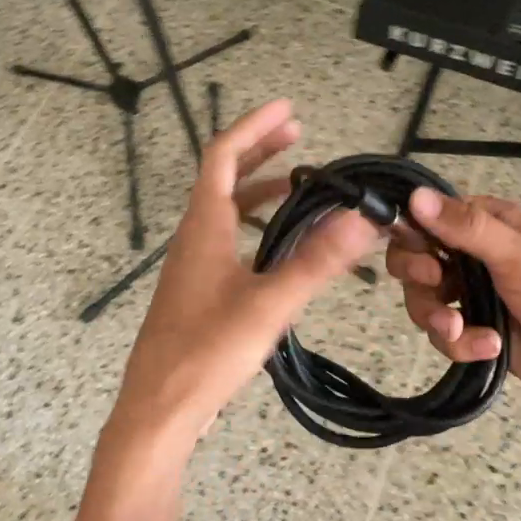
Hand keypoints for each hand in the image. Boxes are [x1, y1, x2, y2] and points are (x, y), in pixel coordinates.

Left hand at [112, 99, 376, 439]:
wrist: (157, 411)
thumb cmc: (206, 353)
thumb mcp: (268, 305)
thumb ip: (316, 262)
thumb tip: (362, 219)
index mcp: (204, 226)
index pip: (223, 155)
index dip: (253, 126)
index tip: (287, 108)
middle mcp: (195, 235)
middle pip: (223, 175)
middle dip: (259, 149)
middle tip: (296, 132)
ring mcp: (194, 263)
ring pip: (225, 207)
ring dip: (257, 185)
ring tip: (296, 180)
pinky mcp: (198, 289)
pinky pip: (227, 237)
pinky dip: (254, 222)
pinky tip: (278, 242)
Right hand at [387, 189, 520, 416]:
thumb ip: (468, 229)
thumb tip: (415, 195)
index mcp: (492, 223)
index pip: (431, 216)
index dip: (413, 232)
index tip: (418, 252)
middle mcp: (477, 254)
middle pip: (417, 257)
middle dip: (418, 277)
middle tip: (437, 286)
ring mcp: (476, 294)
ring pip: (424, 298)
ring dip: (436, 317)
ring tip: (460, 332)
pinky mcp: (477, 332)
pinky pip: (444, 334)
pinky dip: (458, 343)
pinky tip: (489, 349)